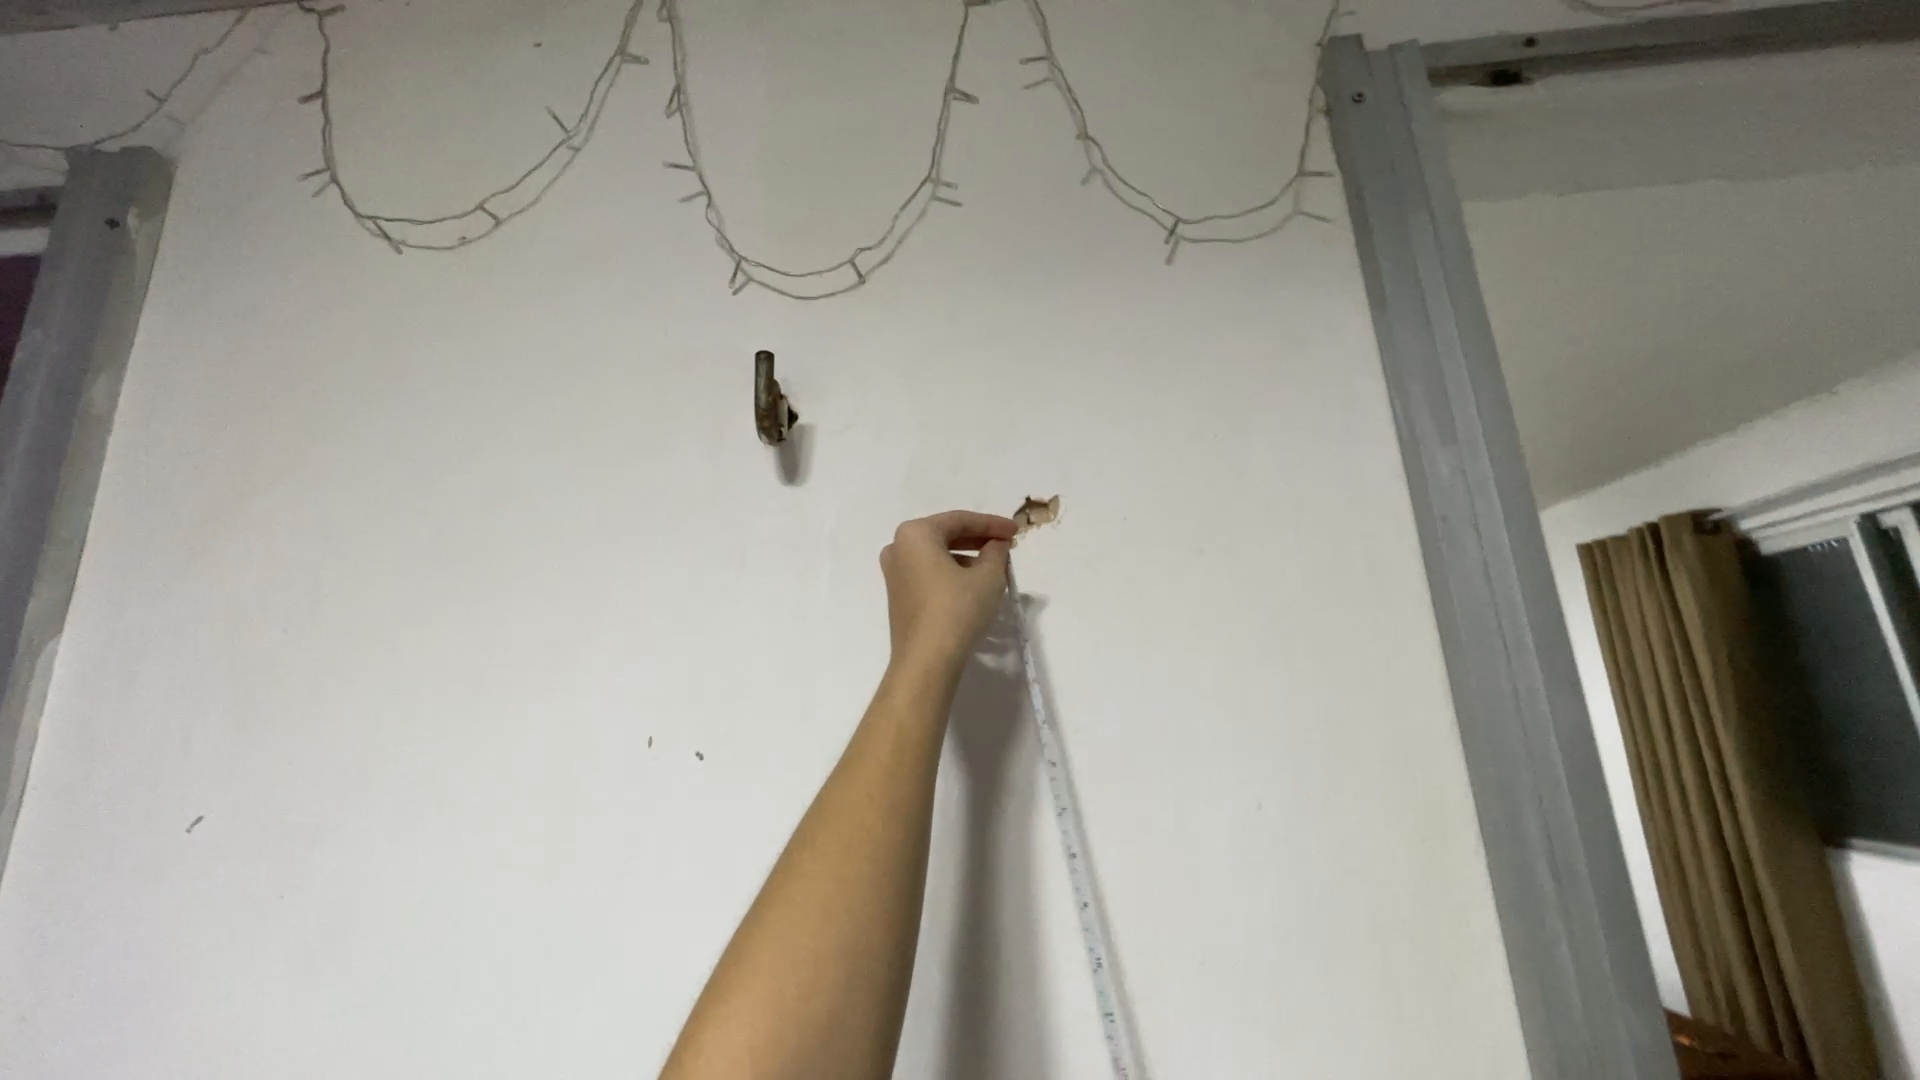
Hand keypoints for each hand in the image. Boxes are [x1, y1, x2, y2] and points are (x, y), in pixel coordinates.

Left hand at [879, 511, 1019, 680]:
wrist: (927, 660)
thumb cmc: (958, 610)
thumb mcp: (988, 577)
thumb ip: (996, 551)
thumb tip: (997, 544)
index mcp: (915, 534)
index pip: (960, 520)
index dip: (992, 524)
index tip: (1017, 530)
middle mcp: (898, 547)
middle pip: (945, 535)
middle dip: (979, 539)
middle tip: (1007, 544)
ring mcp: (894, 573)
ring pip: (937, 555)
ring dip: (967, 557)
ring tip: (995, 566)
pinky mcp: (898, 595)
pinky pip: (929, 573)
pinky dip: (951, 572)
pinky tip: (973, 583)